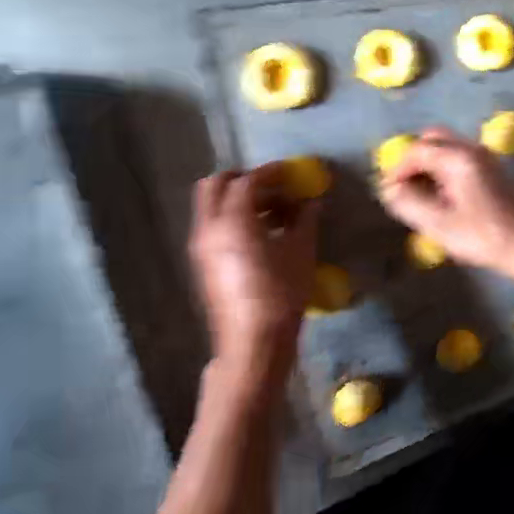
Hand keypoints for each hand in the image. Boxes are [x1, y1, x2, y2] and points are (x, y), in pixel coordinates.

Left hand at [188, 167, 319, 364]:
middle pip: (216, 185)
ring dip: (240, 200)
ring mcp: (202, 247)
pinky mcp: (204, 264)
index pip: (247, 181)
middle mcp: (208, 228)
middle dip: (244, 179)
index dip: (271, 173)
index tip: (291, 172)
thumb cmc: (282, 294)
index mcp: (231, 221)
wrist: (254, 342)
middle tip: (273, 187)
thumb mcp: (301, 252)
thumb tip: (312, 202)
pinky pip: (215, 226)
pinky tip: (264, 235)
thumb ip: (305, 220)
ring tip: (276, 213)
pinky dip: (235, 219)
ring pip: (213, 206)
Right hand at [377, 128, 513, 277]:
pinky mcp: (493, 172)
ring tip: (421, 196)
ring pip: (448, 149)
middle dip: (414, 160)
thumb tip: (390, 190)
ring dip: (430, 165)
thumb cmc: (483, 236)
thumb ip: (409, 203)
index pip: (418, 149)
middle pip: (434, 140)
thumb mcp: (439, 223)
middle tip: (404, 187)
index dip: (399, 169)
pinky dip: (445, 171)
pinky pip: (461, 160)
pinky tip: (443, 198)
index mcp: (459, 158)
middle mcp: (473, 150)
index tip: (390, 191)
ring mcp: (486, 159)